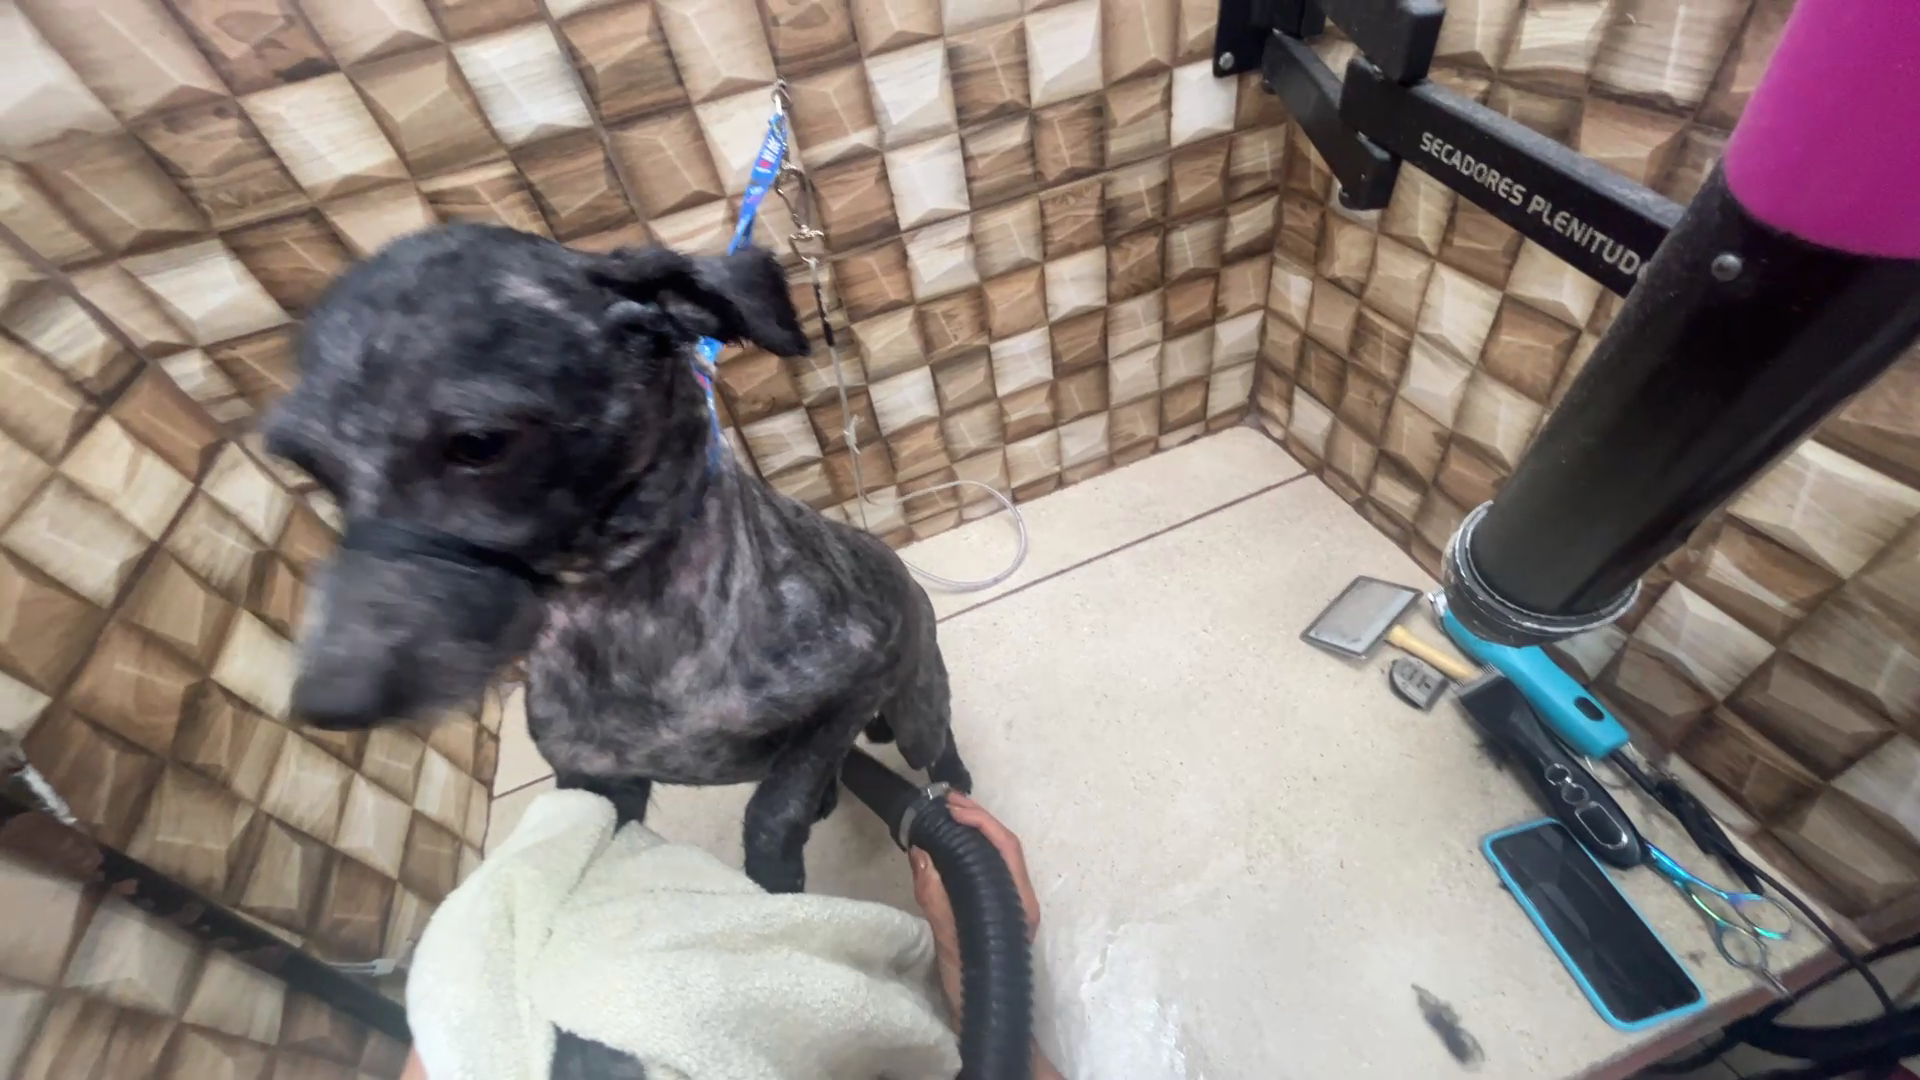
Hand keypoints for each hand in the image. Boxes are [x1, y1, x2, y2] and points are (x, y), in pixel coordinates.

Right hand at [910, 793, 1062, 1078]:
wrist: (984, 1021)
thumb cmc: (973, 985)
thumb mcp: (950, 944)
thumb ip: (937, 900)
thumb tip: (922, 853)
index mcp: (1018, 902)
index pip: (1006, 848)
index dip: (981, 822)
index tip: (951, 807)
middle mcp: (1020, 896)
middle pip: (1004, 845)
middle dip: (977, 818)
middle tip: (945, 800)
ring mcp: (1011, 901)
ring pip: (997, 854)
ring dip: (974, 829)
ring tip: (946, 813)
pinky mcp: (998, 907)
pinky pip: (988, 867)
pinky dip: (972, 847)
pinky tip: (951, 843)